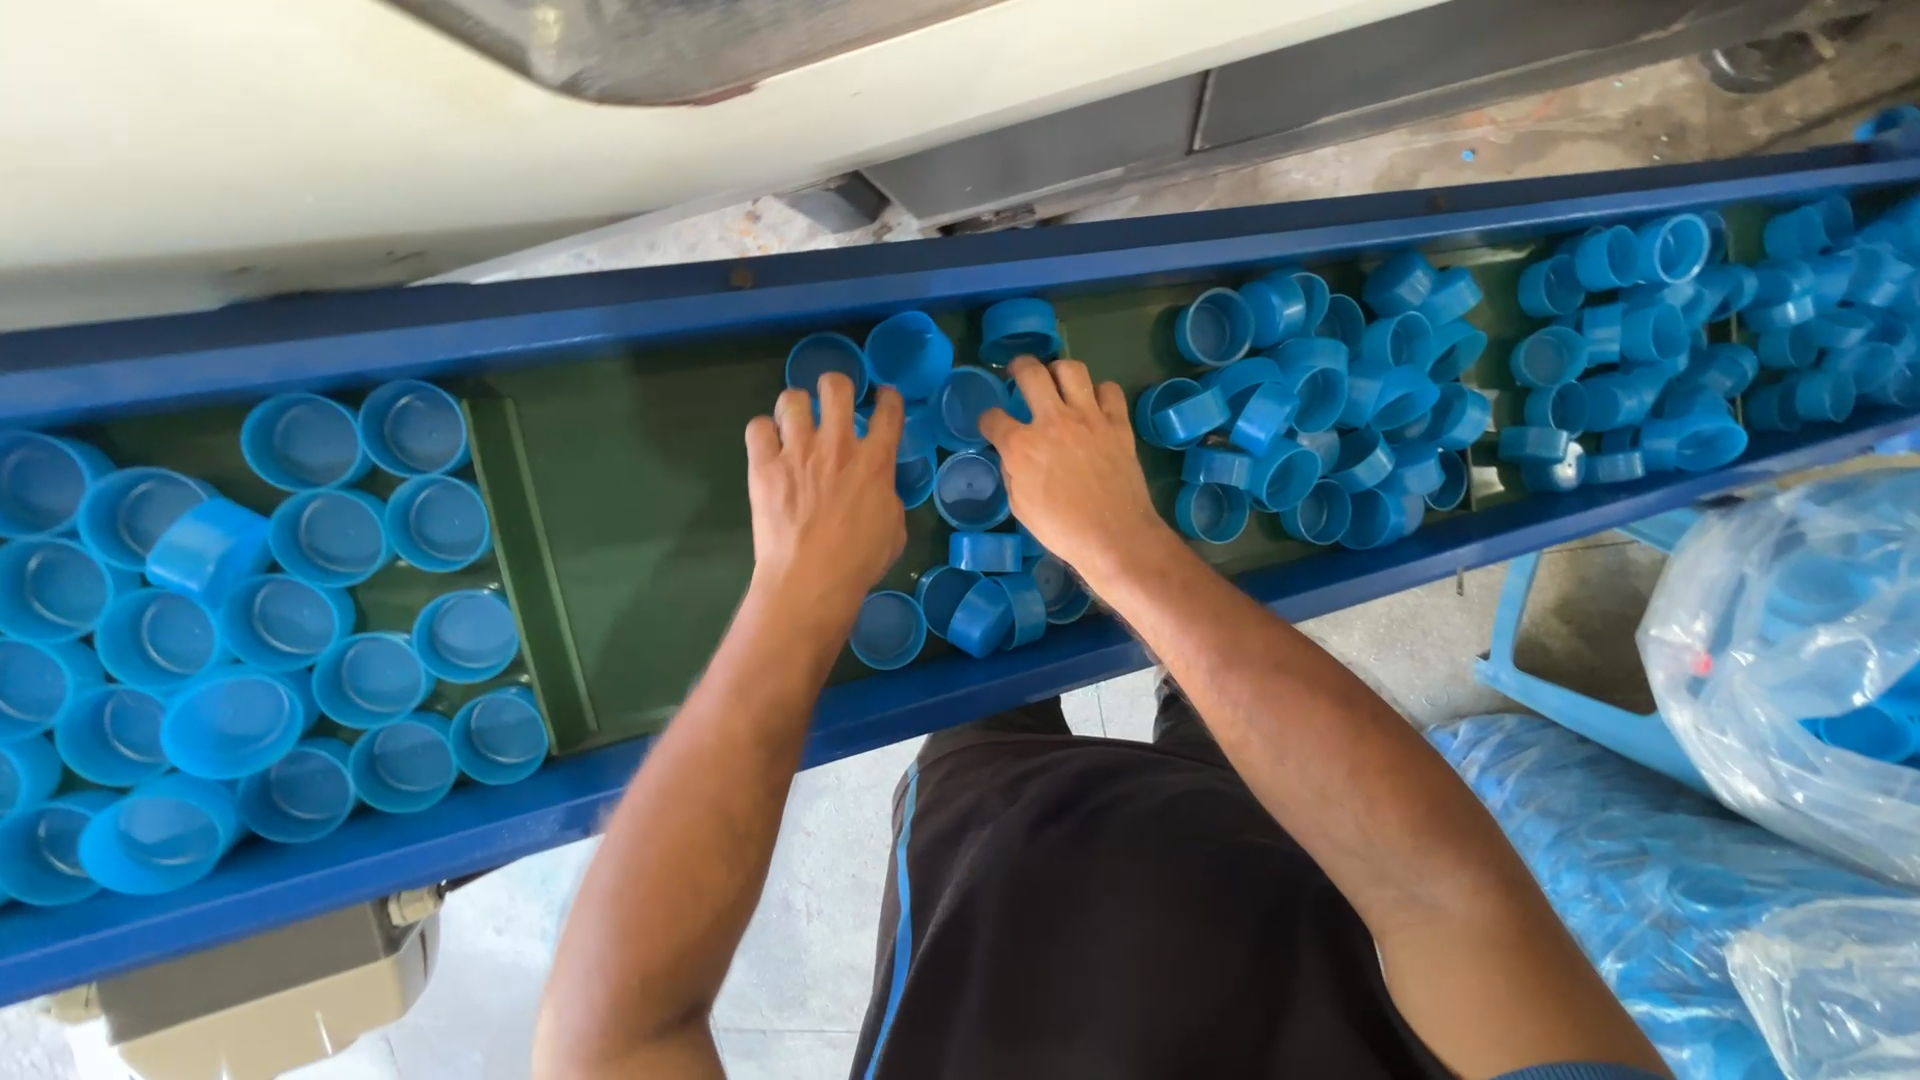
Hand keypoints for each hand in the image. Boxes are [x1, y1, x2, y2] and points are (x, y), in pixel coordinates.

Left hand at [745, 374, 906, 610]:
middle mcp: (836, 444)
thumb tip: (878, 490)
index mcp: (875, 460)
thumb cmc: (859, 561)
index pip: (889, 411)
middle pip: (836, 386)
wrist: (811, 579)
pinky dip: (763, 432)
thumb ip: (887, 497)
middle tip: (833, 402)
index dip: (889, 398)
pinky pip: (757, 427)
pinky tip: (768, 445)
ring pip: (792, 399)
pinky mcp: (763, 466)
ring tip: (794, 421)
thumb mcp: (894, 529)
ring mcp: (797, 451)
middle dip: (836, 386)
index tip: (884, 399)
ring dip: (795, 407)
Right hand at [979, 356, 1174, 579]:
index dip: (988, 419)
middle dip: (1019, 366)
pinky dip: (1099, 393)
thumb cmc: (1062, 530)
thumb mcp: (1020, 506)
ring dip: (1058, 371)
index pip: (993, 417)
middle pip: (1031, 372)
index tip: (991, 424)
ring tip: (1057, 379)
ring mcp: (1089, 418)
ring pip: (1071, 369)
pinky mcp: (1118, 423)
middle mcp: (1052, 421)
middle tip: (1018, 372)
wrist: (1114, 536)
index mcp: (1022, 446)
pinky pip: (1109, 390)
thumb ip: (1012, 472)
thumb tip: (1014, 456)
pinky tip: (1094, 404)